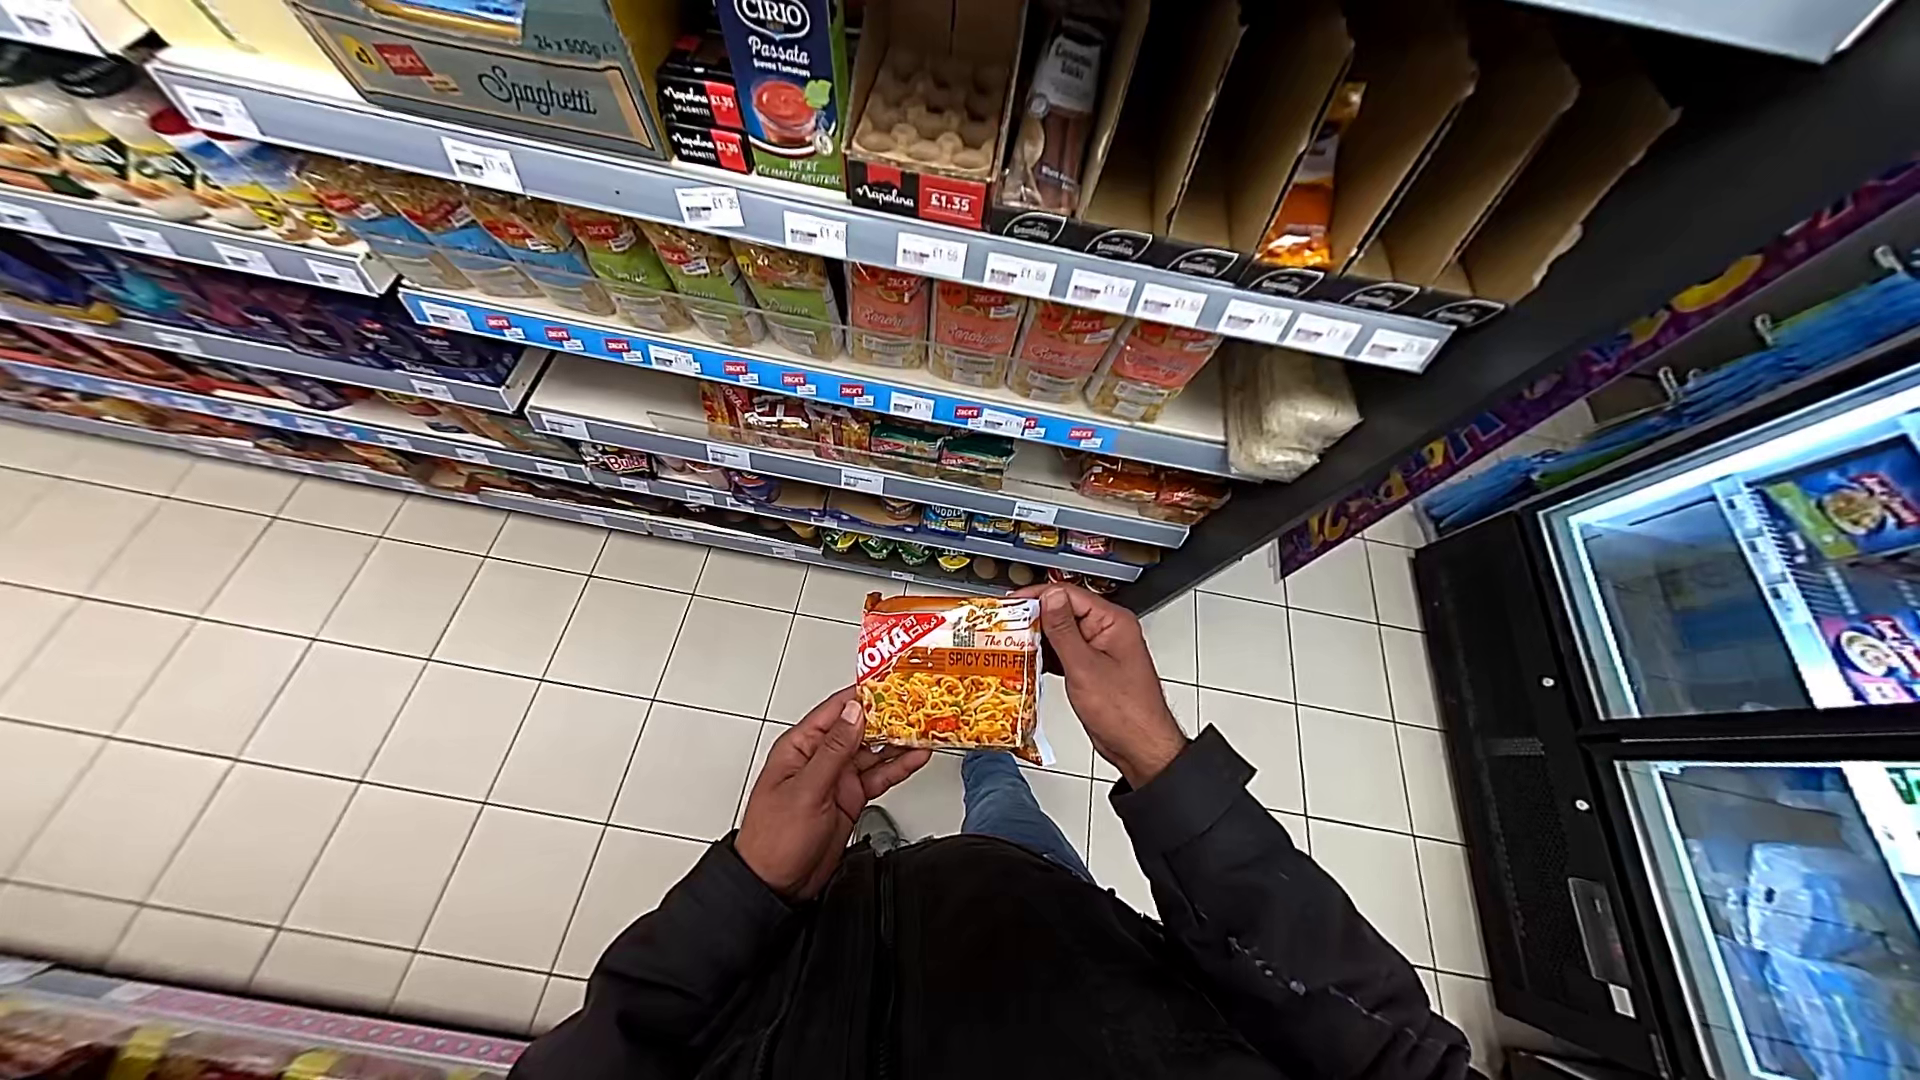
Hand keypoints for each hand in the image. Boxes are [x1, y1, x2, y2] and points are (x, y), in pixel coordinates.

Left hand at [735, 687, 931, 899]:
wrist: (776, 887)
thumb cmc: (774, 839)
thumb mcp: (805, 789)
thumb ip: (834, 750)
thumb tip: (853, 713)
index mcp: (802, 746)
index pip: (836, 710)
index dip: (863, 695)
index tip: (889, 684)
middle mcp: (821, 757)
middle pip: (860, 728)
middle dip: (889, 717)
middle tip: (918, 706)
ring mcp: (838, 777)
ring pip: (874, 751)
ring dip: (899, 742)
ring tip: (925, 730)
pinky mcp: (851, 797)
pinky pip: (879, 776)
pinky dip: (898, 768)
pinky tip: (915, 759)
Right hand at [1016, 584, 1186, 787]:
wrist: (1140, 749)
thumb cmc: (1126, 713)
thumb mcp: (1085, 667)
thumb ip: (1063, 630)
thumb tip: (1049, 597)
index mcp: (1112, 622)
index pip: (1068, 594)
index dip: (1037, 597)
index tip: (1012, 603)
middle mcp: (1107, 631)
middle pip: (1063, 611)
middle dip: (1034, 617)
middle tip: (1007, 625)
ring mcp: (1099, 649)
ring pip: (1062, 633)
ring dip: (1038, 638)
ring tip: (1012, 642)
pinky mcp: (1092, 667)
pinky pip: (1064, 652)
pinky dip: (1047, 655)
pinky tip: (1029, 661)